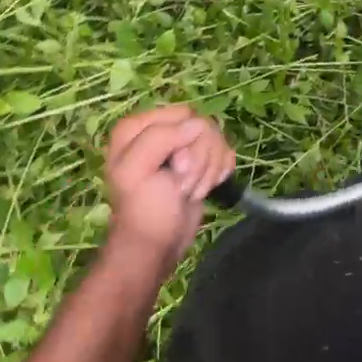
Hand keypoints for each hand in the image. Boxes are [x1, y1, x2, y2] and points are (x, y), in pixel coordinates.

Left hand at [102, 105, 234, 276]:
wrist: (158, 247)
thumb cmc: (144, 211)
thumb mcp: (136, 171)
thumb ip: (160, 138)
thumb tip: (199, 124)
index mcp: (137, 126)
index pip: (184, 115)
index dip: (187, 141)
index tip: (176, 170)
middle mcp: (160, 130)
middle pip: (204, 125)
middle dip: (200, 158)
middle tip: (183, 184)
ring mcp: (182, 145)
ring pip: (217, 138)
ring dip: (209, 169)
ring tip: (190, 190)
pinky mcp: (201, 159)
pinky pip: (225, 151)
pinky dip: (219, 171)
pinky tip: (205, 188)